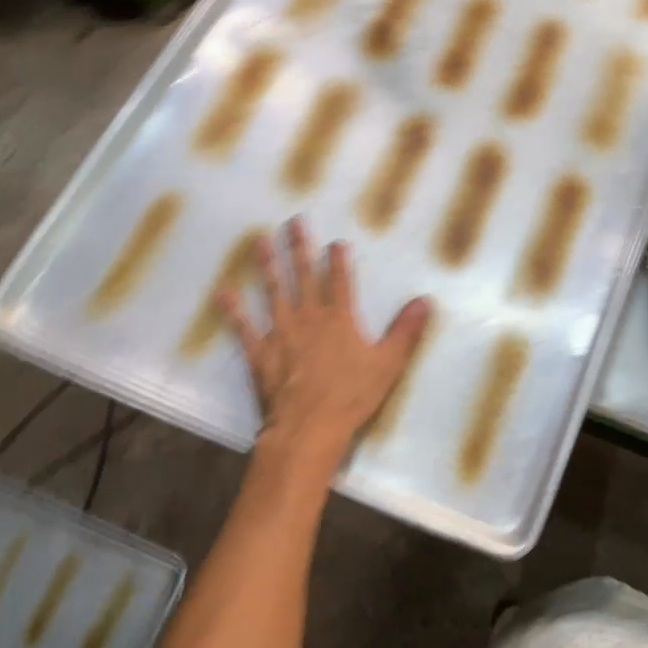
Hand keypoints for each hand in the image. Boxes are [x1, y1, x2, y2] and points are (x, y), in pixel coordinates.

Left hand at [217, 217, 431, 466]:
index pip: (340, 280)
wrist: (308, 426)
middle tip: (293, 221)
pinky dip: (233, 309)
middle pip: (303, 276)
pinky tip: (222, 291)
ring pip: (273, 292)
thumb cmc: (351, 395)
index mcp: (340, 319)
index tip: (335, 241)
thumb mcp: (388, 363)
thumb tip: (424, 300)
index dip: (338, 260)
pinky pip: (244, 328)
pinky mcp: (260, 354)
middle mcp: (309, 317)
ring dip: (266, 265)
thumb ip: (405, 330)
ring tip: (259, 239)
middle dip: (299, 247)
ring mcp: (281, 333)